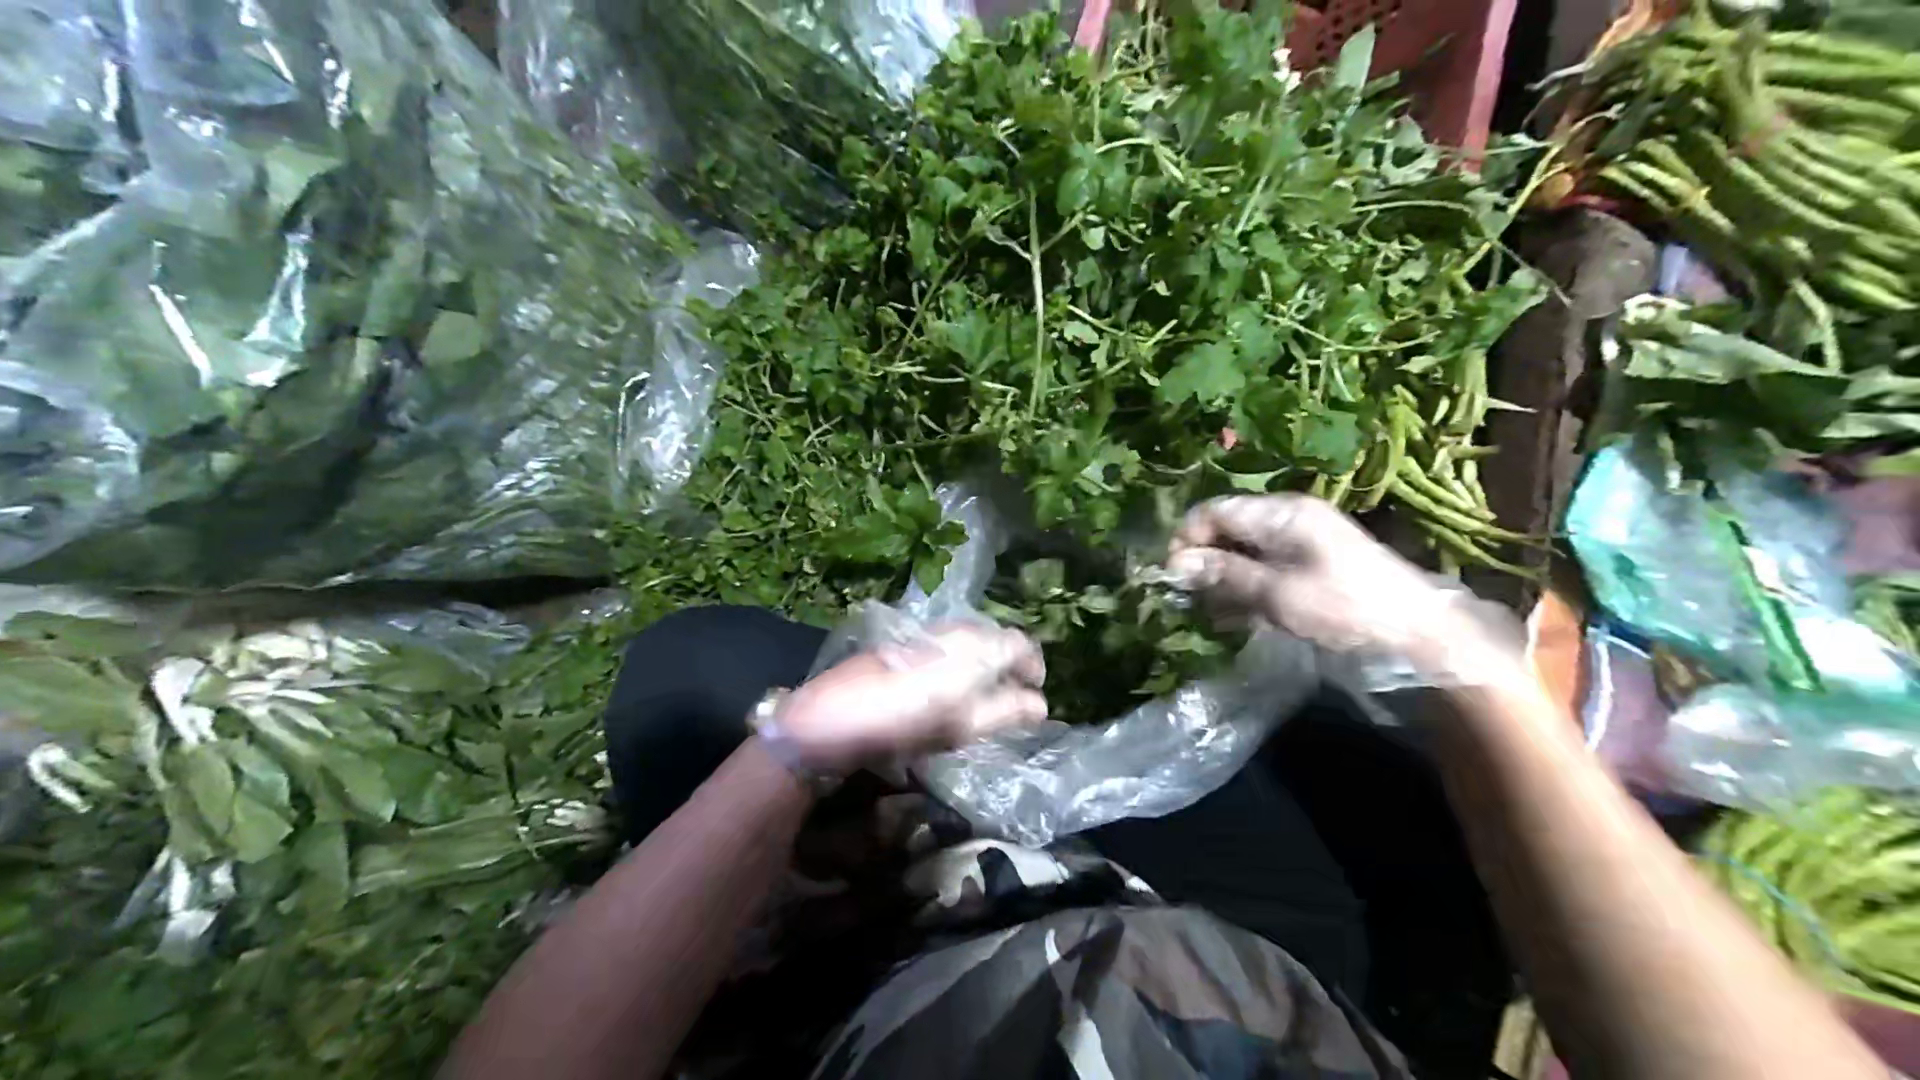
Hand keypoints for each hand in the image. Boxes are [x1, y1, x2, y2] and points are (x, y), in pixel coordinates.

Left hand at [775, 623, 1047, 771]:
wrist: (836, 713)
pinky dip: (960, 661)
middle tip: (1012, 693)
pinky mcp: (904, 640)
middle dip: (1010, 662)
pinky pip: (947, 645)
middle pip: (996, 638)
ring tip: (982, 694)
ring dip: (984, 661)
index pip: (1022, 643)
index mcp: (978, 645)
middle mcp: (957, 629)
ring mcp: (928, 632)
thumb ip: (1008, 711)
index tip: (1036, 688)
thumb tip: (1041, 705)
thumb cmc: (909, 722)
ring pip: (970, 640)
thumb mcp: (966, 725)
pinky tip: (947, 687)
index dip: (1034, 665)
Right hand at [1164, 495, 1524, 684]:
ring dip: (1220, 578)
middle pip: (1225, 529)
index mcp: (1281, 513)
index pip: (1213, 511)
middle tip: (1189, 599)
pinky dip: (1244, 588)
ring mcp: (1300, 540)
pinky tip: (1237, 616)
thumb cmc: (1346, 608)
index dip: (1186, 539)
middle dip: (1201, 561)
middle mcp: (1287, 517)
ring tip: (1211, 613)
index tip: (1172, 577)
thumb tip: (1175, 563)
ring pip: (1241, 550)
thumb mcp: (1278, 594)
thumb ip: (1224, 574)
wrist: (1421, 634)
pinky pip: (1262, 566)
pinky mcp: (1309, 563)